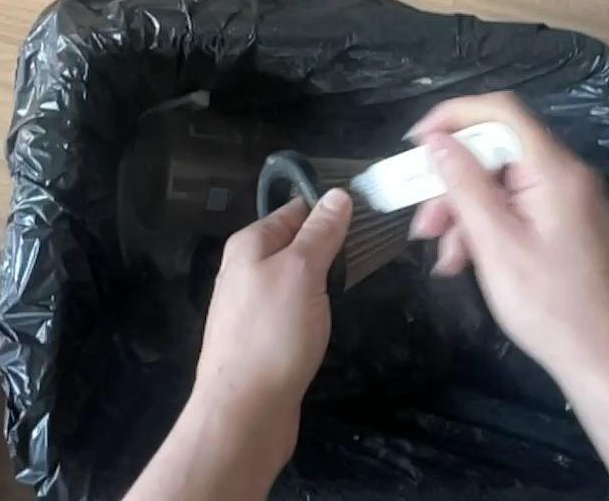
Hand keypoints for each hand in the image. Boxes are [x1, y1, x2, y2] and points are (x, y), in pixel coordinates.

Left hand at [124, 192, 351, 500]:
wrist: (244, 413)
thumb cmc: (273, 332)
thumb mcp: (303, 271)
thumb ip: (320, 233)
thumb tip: (337, 194)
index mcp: (248, 244)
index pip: (293, 211)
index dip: (326, 210)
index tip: (363, 216)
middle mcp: (243, 270)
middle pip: (291, 245)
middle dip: (324, 247)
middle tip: (365, 252)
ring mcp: (247, 307)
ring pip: (291, 280)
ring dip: (318, 281)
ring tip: (350, 284)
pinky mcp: (257, 340)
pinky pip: (288, 311)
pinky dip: (309, 311)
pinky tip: (325, 322)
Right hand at [407, 93, 608, 374]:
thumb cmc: (552, 307)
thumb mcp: (496, 243)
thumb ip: (464, 184)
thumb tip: (435, 139)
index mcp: (553, 170)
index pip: (501, 111)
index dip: (454, 115)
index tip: (417, 143)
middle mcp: (563, 175)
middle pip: (493, 151)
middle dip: (451, 180)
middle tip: (424, 219)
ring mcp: (564, 201)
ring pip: (497, 183)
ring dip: (462, 211)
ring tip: (442, 254)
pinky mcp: (561, 225)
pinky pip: (512, 207)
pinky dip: (483, 227)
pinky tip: (463, 262)